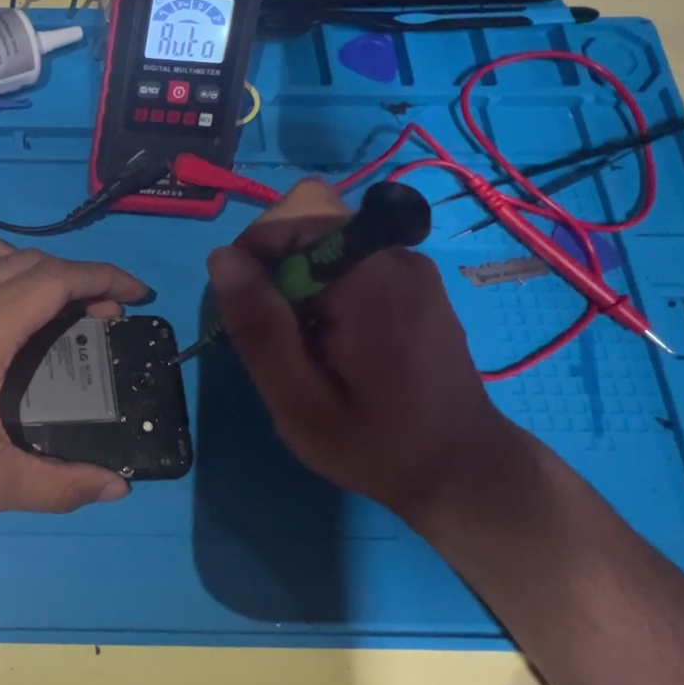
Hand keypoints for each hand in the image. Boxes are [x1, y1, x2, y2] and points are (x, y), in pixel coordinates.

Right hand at [206, 179, 531, 515]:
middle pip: (308, 220)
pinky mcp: (410, 279)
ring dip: (294, 282)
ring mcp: (408, 265)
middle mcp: (396, 257)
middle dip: (273, 267)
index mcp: (372, 283)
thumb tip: (222, 258)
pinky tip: (329, 340)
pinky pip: (344, 257)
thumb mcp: (299, 403)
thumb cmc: (375, 445)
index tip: (249, 310)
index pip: (296, 216)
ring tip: (304, 344)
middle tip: (278, 334)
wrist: (461, 468)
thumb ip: (259, 328)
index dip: (256, 252)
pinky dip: (320, 288)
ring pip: (321, 237)